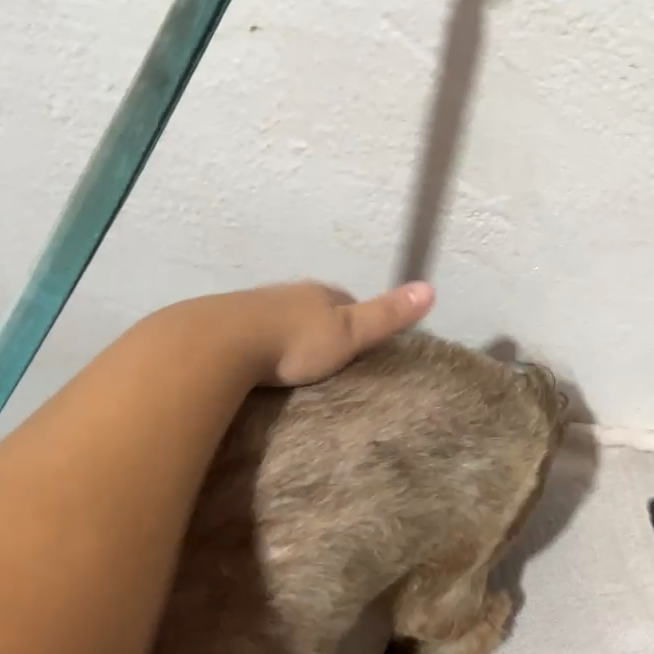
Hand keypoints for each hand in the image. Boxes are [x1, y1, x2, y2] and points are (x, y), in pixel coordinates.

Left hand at [183, 280, 434, 386]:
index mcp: (320, 294)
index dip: (357, 319)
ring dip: (289, 337)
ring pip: (281, 320)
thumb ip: (386, 316)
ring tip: (297, 365)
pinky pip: (253, 335)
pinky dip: (262, 346)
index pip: (347, 301)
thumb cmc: (295, 340)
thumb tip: (431, 288)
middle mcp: (288, 294)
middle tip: (331, 358)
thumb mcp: (350, 333)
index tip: (362, 344)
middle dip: (321, 327)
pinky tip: (263, 366)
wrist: (222, 344)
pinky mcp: (227, 327)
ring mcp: (254, 308)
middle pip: (313, 309)